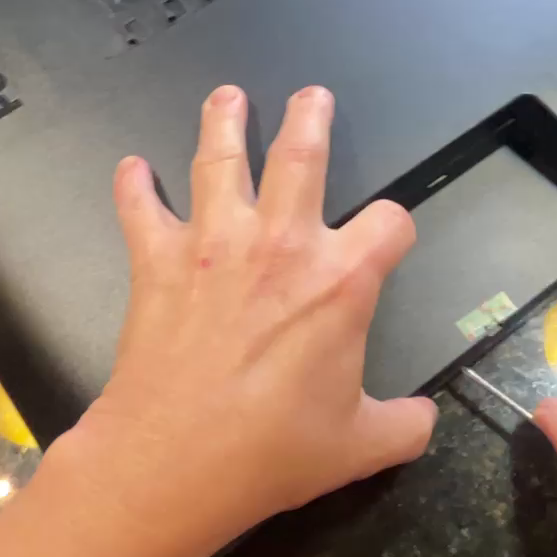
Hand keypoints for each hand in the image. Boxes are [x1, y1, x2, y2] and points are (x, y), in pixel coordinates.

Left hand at [58, 84, 438, 556]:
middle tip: (311, 94)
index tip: (391, 239)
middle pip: (302, 156)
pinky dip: (134, 186)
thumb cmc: (273, 449)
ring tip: (227, 95)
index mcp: (341, 281)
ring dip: (224, 121)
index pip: (390, 223)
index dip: (397, 229)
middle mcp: (281, 244)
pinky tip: (131, 168)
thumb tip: (425, 418)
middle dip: (311, 118)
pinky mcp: (157, 261)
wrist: (174, 462)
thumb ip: (407, 425)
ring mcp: (214, 245)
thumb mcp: (362, 446)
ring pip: (220, 160)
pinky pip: (141, 209)